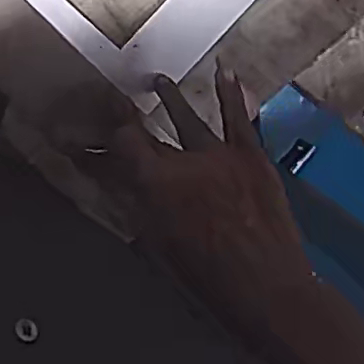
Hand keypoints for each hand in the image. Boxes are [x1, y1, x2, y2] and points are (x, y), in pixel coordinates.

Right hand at [89, 65, 318, 355]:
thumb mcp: (160, 246)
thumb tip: (122, 185)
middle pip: (146, 132)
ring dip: (171, 98)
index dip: (102, 137)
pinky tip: (224, 71)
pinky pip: (237, 119)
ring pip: (187, 117)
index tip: (92, 129)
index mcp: (156, 186)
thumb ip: (139, 208)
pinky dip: (230, 93)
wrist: (271, 292)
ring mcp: (218, 155)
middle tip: (114, 99)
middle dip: (126, 116)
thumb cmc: (210, 280)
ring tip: (159, 81)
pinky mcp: (249, 156)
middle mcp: (182, 162)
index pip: (121, 145)